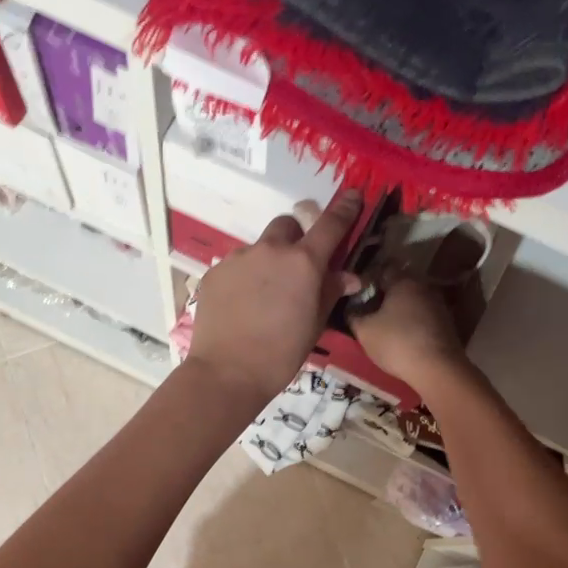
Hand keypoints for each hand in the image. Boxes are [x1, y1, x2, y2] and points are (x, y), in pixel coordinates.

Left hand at [184, 189, 364, 399]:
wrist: (228, 371)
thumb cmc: (281, 354)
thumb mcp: (314, 325)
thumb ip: (329, 293)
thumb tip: (347, 276)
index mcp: (303, 262)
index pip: (330, 225)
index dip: (344, 209)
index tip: (352, 196)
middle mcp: (270, 250)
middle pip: (286, 226)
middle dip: (294, 238)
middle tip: (295, 266)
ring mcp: (238, 259)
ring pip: (258, 248)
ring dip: (265, 262)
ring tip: (262, 296)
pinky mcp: (214, 273)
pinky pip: (235, 267)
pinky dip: (242, 279)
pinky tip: (240, 306)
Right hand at [347, 275, 470, 386]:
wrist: (437, 369)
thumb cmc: (396, 343)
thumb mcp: (364, 331)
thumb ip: (354, 315)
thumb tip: (352, 309)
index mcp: (403, 281)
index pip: (382, 269)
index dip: (367, 280)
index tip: (357, 294)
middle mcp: (423, 286)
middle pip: (399, 284)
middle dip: (383, 294)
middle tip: (368, 310)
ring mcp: (438, 304)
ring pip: (411, 300)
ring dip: (398, 309)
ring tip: (383, 324)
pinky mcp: (446, 322)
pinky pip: (422, 315)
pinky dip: (410, 320)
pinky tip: (401, 335)